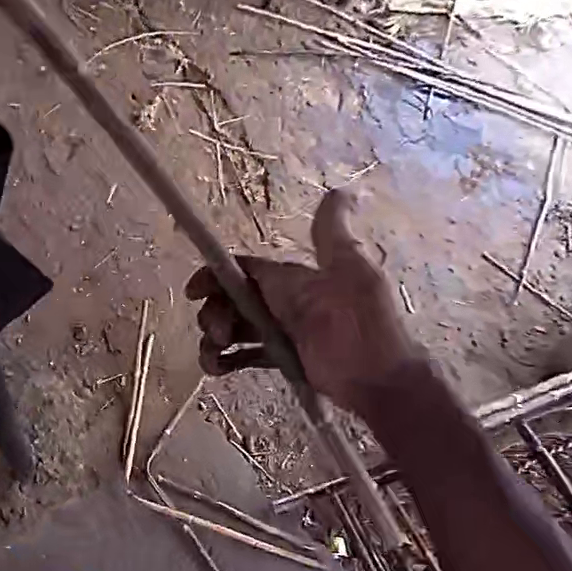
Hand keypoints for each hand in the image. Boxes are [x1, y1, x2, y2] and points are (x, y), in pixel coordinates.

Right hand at [185, 190, 420, 408]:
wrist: (377, 379)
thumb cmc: (360, 324)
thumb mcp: (349, 271)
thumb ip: (332, 236)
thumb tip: (341, 190)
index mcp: (291, 280)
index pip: (242, 271)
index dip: (214, 277)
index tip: (193, 292)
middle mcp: (282, 303)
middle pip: (231, 301)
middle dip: (213, 313)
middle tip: (218, 333)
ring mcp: (280, 332)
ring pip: (233, 328)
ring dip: (214, 339)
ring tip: (215, 354)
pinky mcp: (282, 359)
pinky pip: (244, 356)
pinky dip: (225, 360)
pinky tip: (219, 368)